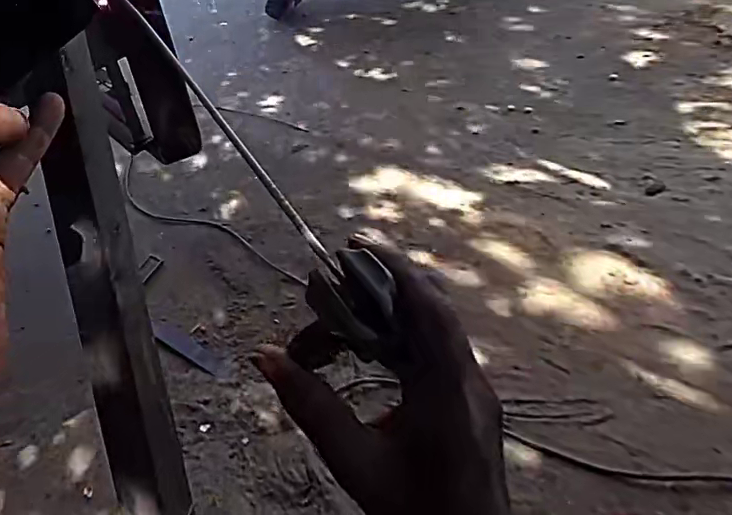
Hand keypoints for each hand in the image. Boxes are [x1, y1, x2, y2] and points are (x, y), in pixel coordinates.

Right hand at [255, 242, 508, 514]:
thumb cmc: (418, 512)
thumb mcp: (357, 461)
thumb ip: (310, 404)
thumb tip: (263, 354)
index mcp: (450, 391)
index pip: (427, 308)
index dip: (393, 266)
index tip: (352, 242)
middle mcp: (467, 383)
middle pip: (421, 310)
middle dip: (369, 291)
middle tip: (321, 291)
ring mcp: (468, 392)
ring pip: (420, 328)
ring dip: (374, 316)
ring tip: (329, 325)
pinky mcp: (461, 402)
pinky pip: (423, 349)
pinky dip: (387, 336)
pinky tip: (357, 348)